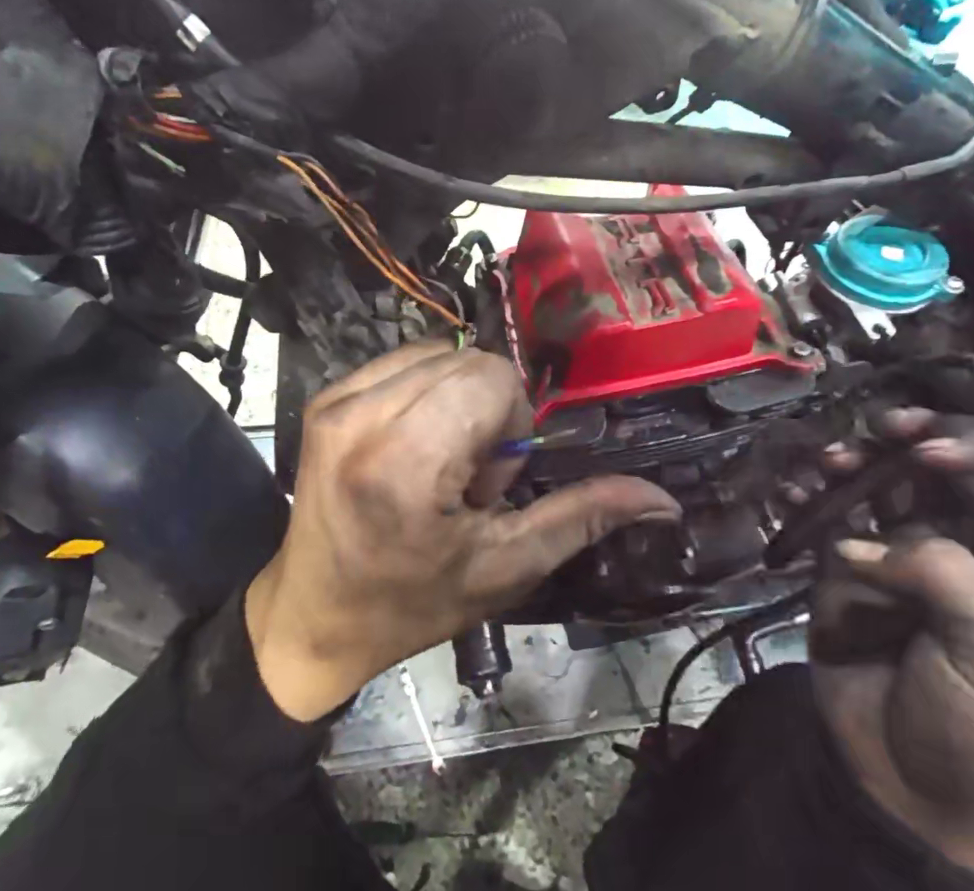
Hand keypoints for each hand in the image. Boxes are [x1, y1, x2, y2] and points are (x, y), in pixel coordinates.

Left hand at [244, 342, 680, 720]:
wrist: (313, 618)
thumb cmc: (408, 604)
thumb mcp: (504, 568)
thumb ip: (581, 517)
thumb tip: (660, 497)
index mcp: (404, 460)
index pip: (491, 377)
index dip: (511, 424)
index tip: (488, 482)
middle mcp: (361, 415)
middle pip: (468, 362)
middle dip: (487, 413)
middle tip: (464, 479)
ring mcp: (335, 401)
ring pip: (438, 355)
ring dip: (455, 401)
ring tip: (436, 466)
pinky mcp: (324, 398)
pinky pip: (401, 363)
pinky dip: (424, 394)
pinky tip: (412, 448)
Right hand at [812, 412, 973, 881]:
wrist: (912, 792)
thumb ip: (952, 576)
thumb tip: (862, 542)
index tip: (938, 453)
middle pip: (958, 476)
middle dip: (923, 443)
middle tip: (885, 429)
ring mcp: (913, 562)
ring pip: (891, 491)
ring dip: (864, 465)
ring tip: (835, 458)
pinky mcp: (853, 574)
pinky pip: (839, 524)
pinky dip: (819, 500)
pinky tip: (804, 486)